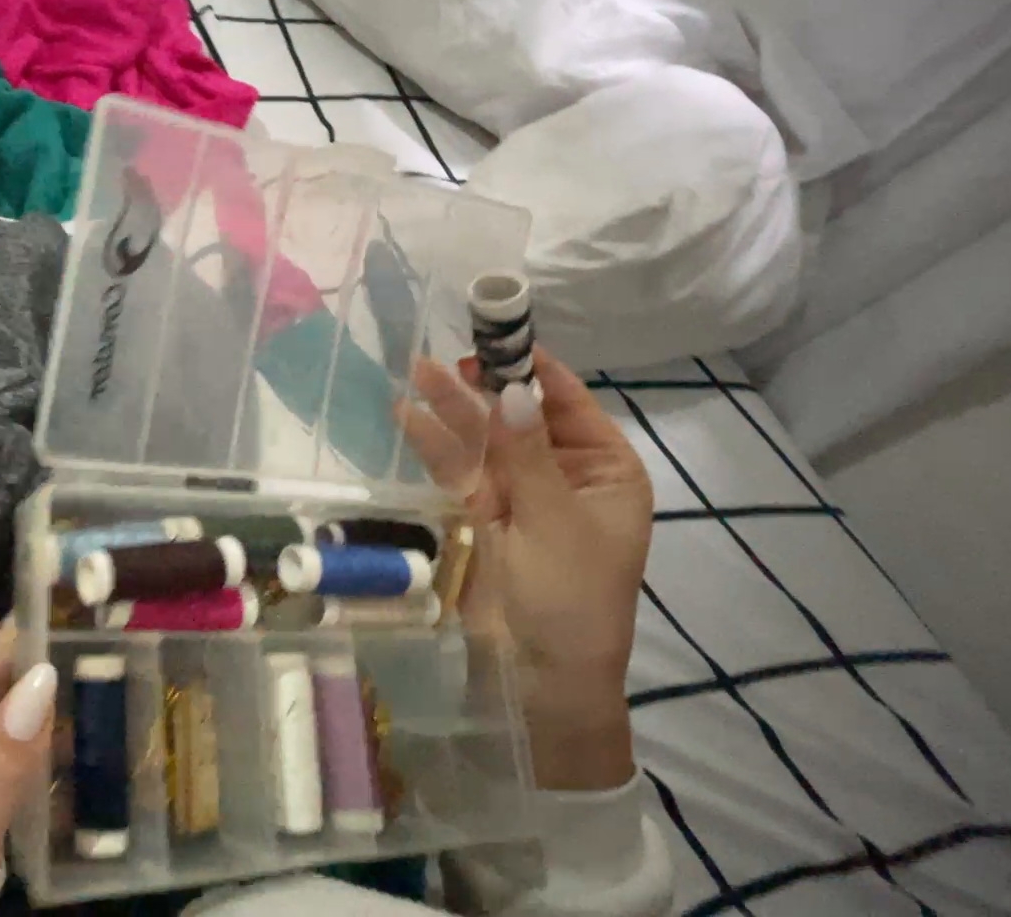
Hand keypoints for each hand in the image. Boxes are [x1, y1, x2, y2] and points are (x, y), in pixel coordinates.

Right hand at [401, 350, 651, 789]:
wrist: (537, 674)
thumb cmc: (570, 596)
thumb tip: (512, 388)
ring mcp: (513, 491)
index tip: (494, 337)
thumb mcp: (554, 520)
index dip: (530, 367)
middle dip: (480, 385)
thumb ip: (524, 453)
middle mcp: (559, 472)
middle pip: (515, 414)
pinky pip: (455, 468)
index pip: (567, 402)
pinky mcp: (475, 511)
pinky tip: (407, 416)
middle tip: (442, 355)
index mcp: (603, 470)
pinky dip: (432, 443)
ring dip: (449, 409)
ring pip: (480, 438)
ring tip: (414, 374)